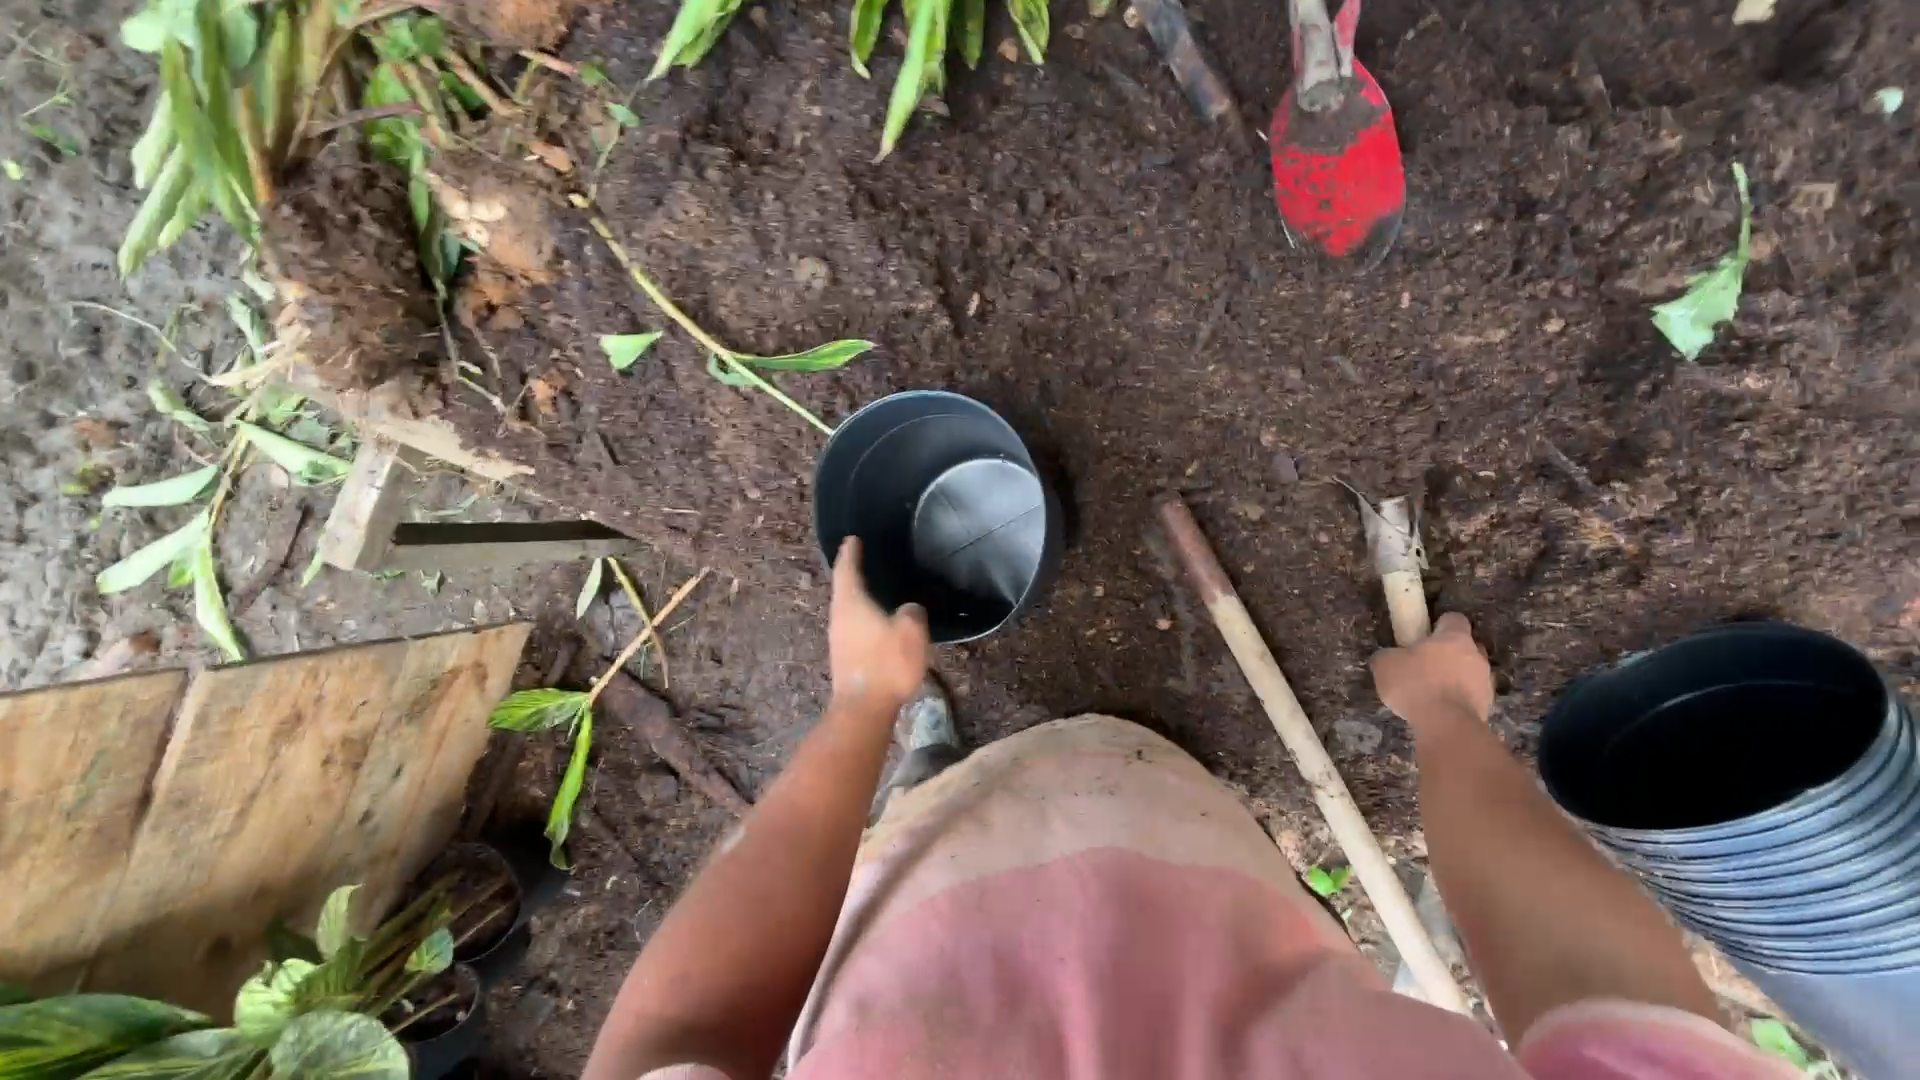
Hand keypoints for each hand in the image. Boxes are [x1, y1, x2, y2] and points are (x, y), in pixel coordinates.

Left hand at [829, 538, 929, 709]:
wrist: (864, 708)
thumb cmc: (887, 662)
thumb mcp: (911, 631)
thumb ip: (911, 612)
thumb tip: (908, 609)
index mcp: (851, 602)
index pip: (847, 569)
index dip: (850, 552)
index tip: (852, 539)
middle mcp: (839, 617)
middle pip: (844, 589)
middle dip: (852, 573)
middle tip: (863, 560)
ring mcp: (838, 639)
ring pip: (848, 610)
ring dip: (858, 598)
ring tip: (874, 590)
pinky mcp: (844, 658)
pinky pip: (854, 628)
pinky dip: (863, 618)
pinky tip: (877, 623)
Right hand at [1369, 612, 1493, 729]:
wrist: (1446, 724)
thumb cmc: (1416, 684)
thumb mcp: (1385, 664)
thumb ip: (1388, 655)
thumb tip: (1389, 656)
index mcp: (1454, 637)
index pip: (1454, 619)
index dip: (1439, 625)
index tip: (1424, 636)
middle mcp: (1476, 654)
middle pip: (1466, 646)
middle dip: (1449, 653)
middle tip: (1426, 664)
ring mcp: (1486, 681)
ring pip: (1470, 671)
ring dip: (1455, 677)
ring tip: (1432, 691)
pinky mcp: (1487, 705)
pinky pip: (1471, 694)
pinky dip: (1458, 698)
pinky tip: (1440, 708)